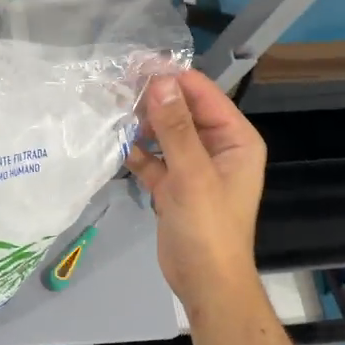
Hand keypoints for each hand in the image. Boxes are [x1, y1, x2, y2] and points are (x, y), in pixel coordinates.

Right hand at [125, 71, 266, 308]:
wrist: (205, 281)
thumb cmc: (208, 227)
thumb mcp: (192, 174)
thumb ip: (175, 128)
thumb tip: (160, 82)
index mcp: (235, 140)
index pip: (203, 95)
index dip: (172, 78)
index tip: (136, 64)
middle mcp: (217, 148)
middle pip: (182, 112)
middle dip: (152, 99)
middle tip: (114, 85)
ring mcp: (194, 169)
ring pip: (165, 136)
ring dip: (141, 125)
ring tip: (109, 110)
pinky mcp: (173, 188)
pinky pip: (154, 161)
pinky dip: (137, 154)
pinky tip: (115, 146)